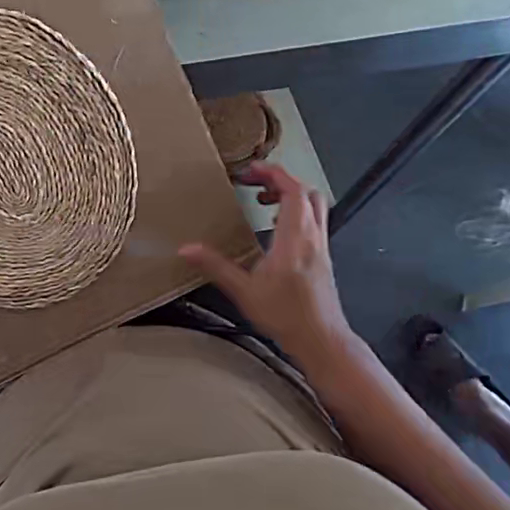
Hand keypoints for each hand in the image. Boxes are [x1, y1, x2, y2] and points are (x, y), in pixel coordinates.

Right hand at [179, 162, 351, 356]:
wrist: (321, 339)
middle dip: (279, 180)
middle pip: (305, 191)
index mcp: (294, 237)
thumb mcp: (243, 291)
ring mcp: (321, 245)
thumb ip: (215, 266)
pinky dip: (297, 211)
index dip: (272, 174)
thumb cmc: (286, 316)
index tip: (251, 170)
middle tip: (253, 183)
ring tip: (264, 201)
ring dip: (291, 195)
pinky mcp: (323, 256)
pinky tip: (277, 228)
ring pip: (314, 204)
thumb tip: (186, 249)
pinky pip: (314, 220)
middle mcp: (312, 236)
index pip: (291, 190)